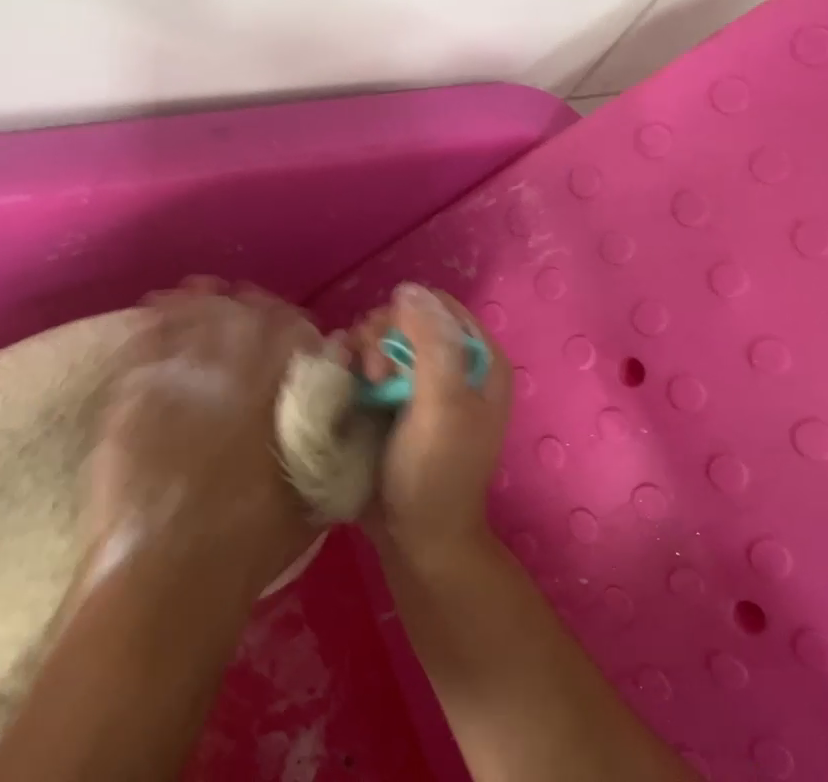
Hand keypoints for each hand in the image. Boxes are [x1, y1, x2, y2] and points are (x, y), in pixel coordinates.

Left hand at [88, 278, 322, 595]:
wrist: (168, 574)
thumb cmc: (250, 542)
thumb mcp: (315, 493)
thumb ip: (330, 445)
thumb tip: (340, 418)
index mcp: (276, 391)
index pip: (292, 330)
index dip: (294, 324)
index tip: (296, 331)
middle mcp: (229, 371)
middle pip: (243, 315)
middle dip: (252, 308)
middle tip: (252, 309)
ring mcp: (175, 379)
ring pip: (194, 318)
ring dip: (206, 302)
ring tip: (209, 294)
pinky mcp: (131, 395)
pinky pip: (147, 338)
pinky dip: (158, 319)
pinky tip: (161, 309)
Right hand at [349, 283, 511, 569]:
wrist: (416, 539)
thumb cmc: (436, 474)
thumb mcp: (443, 406)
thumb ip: (432, 344)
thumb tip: (409, 288)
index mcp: (480, 361)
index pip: (437, 306)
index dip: (407, 320)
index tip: (390, 356)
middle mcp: (455, 366)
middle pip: (406, 320)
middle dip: (382, 340)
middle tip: (375, 378)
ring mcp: (423, 385)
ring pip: (383, 341)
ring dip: (363, 356)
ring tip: (362, 390)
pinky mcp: (393, 404)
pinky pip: (368, 366)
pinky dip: (353, 371)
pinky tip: (346, 390)